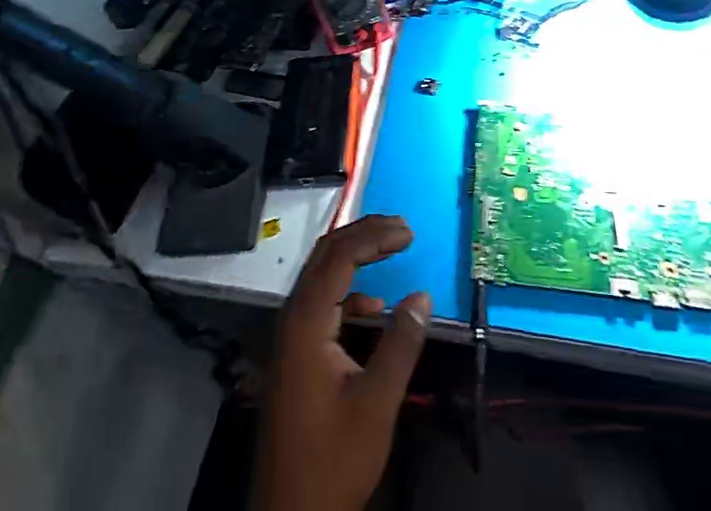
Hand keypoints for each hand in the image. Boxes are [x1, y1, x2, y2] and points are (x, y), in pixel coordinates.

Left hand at [256, 214, 431, 510]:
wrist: (289, 509)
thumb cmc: (332, 458)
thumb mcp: (376, 403)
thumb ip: (400, 344)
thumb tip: (421, 296)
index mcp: (307, 321)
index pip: (339, 257)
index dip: (374, 236)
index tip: (409, 231)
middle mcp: (293, 317)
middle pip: (325, 256)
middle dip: (363, 234)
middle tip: (402, 229)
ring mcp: (291, 334)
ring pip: (322, 276)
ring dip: (356, 257)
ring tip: (392, 250)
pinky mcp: (296, 352)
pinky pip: (322, 304)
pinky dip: (349, 292)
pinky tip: (374, 308)